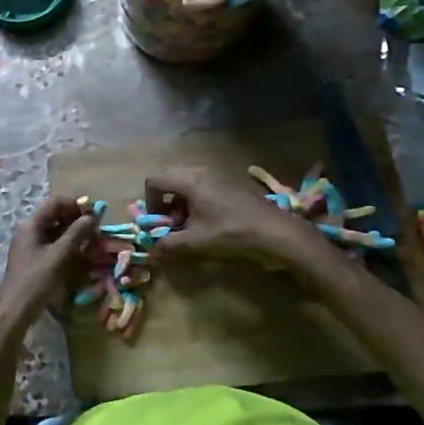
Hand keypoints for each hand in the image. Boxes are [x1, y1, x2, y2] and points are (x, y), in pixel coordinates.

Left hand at [0, 195, 96, 335]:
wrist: (15, 310)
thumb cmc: (37, 280)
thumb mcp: (59, 255)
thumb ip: (76, 233)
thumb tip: (91, 217)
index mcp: (31, 225)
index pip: (54, 202)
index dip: (75, 204)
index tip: (93, 212)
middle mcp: (28, 231)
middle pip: (54, 214)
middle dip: (75, 217)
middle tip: (94, 226)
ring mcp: (29, 245)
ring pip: (53, 229)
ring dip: (72, 230)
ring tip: (90, 238)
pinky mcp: (32, 258)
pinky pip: (51, 242)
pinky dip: (65, 242)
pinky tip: (78, 251)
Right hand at [144, 168, 327, 268]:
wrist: (274, 231)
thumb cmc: (231, 233)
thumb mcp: (196, 242)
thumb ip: (168, 245)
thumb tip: (150, 253)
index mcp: (190, 180)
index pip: (154, 181)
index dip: (149, 203)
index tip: (158, 224)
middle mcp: (201, 171)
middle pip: (170, 180)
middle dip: (165, 203)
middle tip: (172, 226)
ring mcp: (218, 175)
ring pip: (187, 184)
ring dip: (181, 204)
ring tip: (190, 227)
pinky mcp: (230, 183)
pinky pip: (203, 186)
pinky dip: (197, 202)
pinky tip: (208, 223)